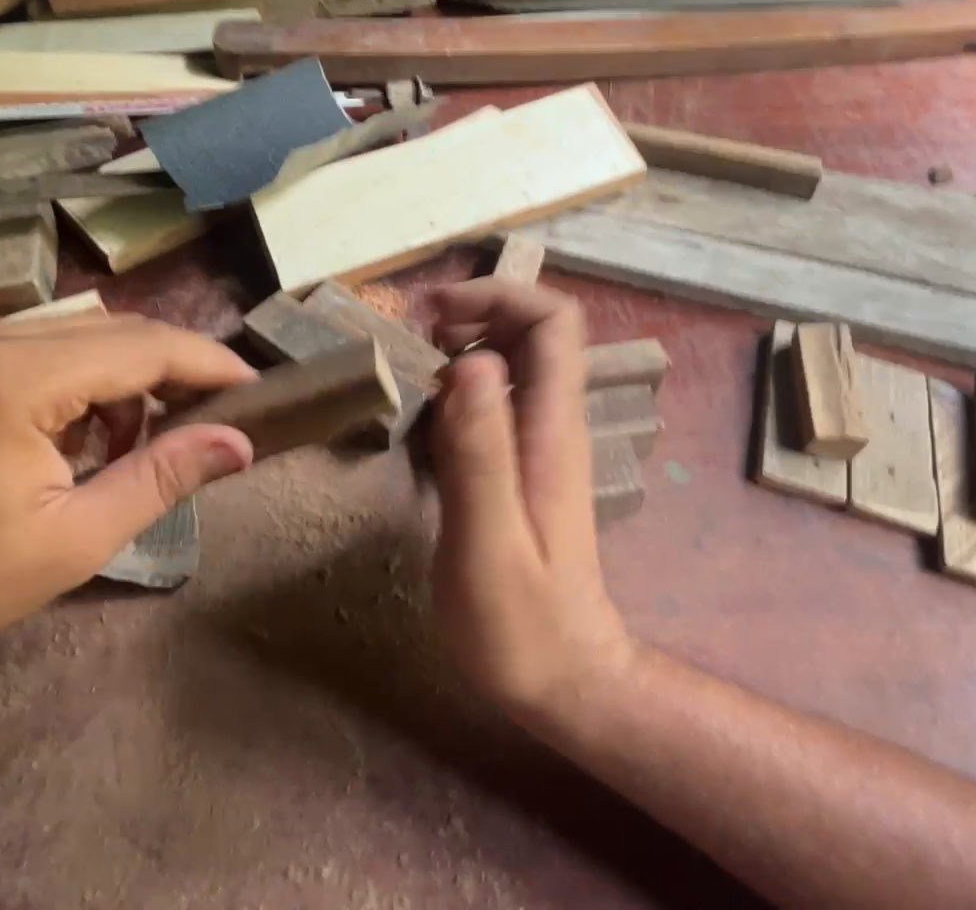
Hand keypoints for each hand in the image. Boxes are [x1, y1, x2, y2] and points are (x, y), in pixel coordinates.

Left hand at [0, 311, 257, 675]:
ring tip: (142, 454)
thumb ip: (162, 478)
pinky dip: (90, 390)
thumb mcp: (71, 540)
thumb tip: (241, 442)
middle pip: (122, 333)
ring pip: (90, 340)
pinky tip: (86, 445)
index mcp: (19, 376)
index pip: (148, 346)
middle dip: (178, 375)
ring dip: (132, 386)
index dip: (214, 366)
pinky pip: (51, 354)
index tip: (263, 394)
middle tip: (219, 427)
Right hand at [428, 280, 634, 726]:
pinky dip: (459, 392)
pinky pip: (496, 407)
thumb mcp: (488, 541)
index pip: (553, 324)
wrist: (564, 679)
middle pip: (534, 334)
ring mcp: (539, 450)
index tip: (433, 315)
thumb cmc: (521, 624)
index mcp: (552, 431)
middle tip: (415, 336)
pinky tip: (423, 420)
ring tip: (411, 370)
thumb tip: (470, 363)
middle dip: (477, 313)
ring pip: (514, 367)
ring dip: (465, 349)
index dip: (498, 296)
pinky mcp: (521, 473)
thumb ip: (479, 452)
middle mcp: (552, 427)